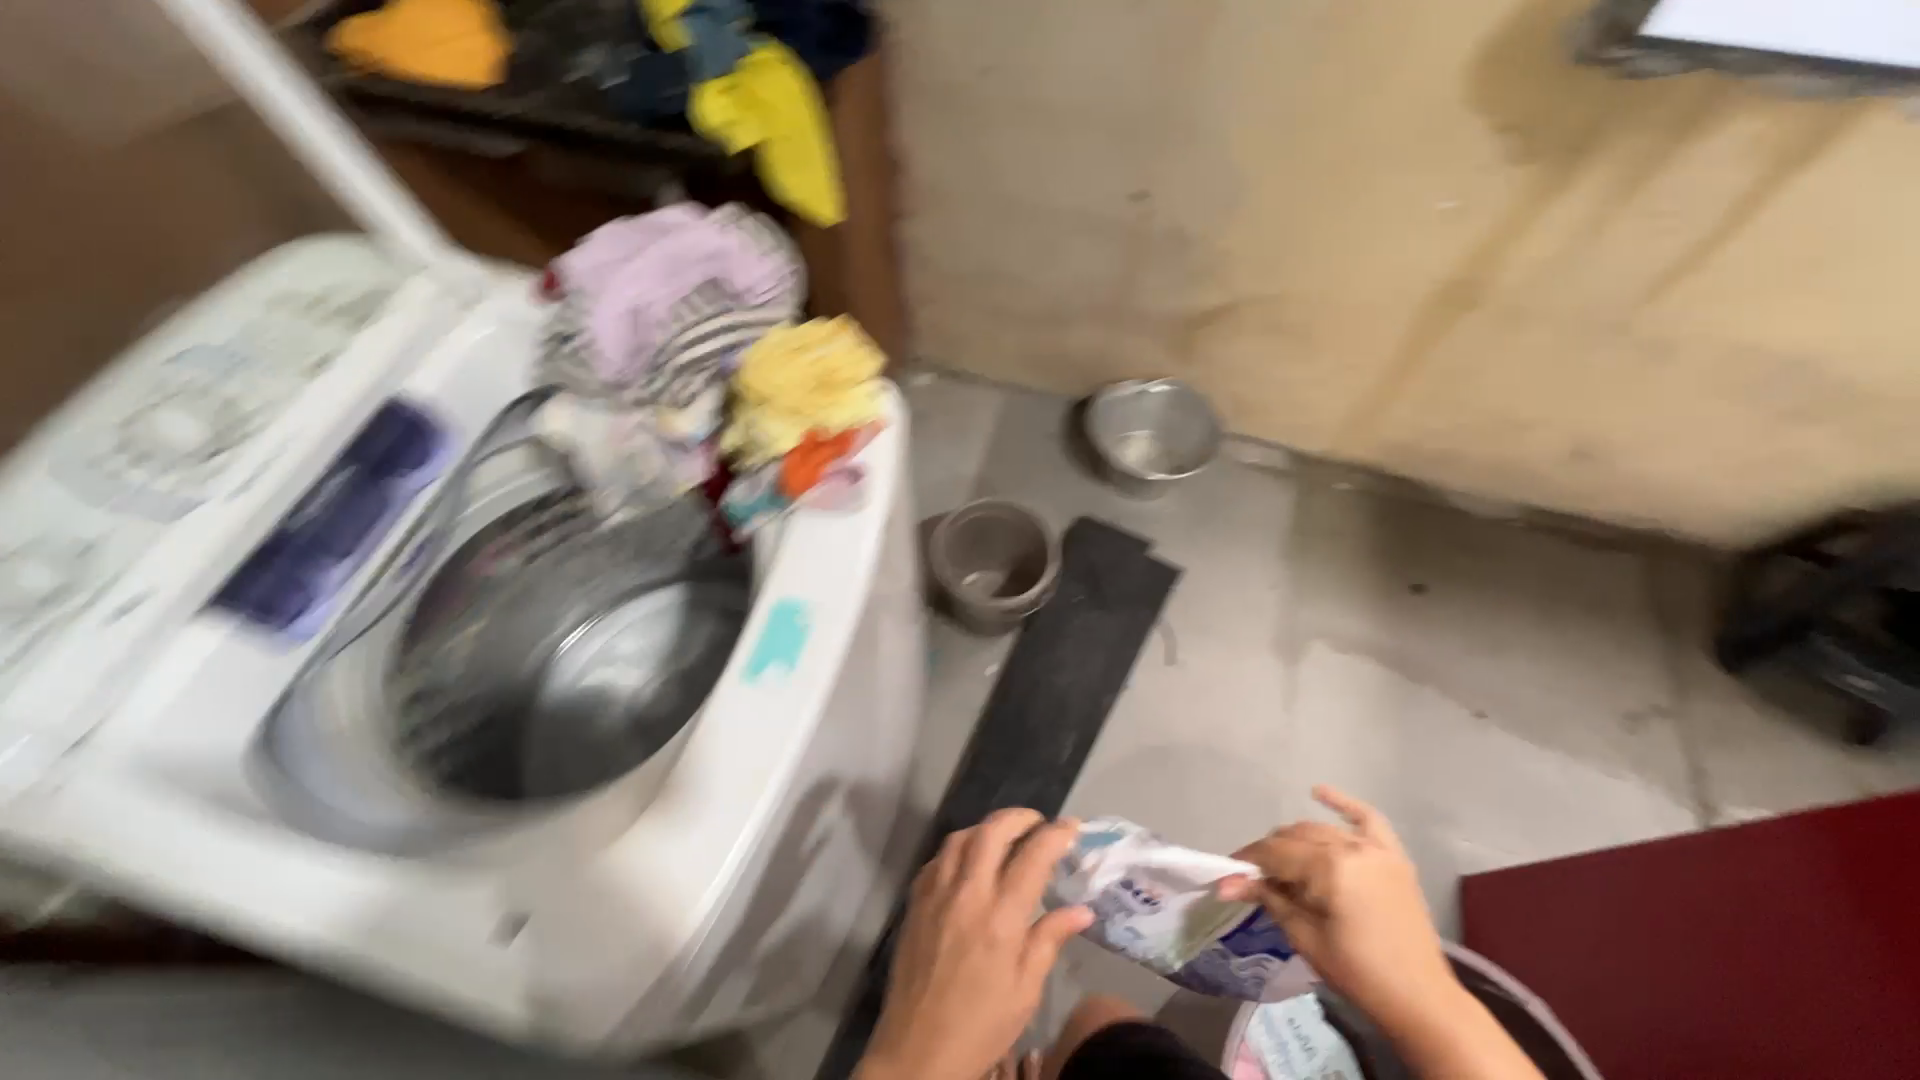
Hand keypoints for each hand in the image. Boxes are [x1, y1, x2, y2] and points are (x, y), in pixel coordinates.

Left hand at [858, 810, 1094, 1079]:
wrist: (917, 1052)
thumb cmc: (981, 1025)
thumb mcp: (1025, 990)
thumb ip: (1049, 940)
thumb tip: (1082, 910)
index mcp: (1000, 917)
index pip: (1033, 856)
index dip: (1056, 834)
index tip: (1071, 827)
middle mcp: (966, 894)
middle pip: (992, 831)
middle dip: (1019, 817)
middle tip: (1038, 822)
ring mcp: (935, 895)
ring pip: (959, 838)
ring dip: (986, 827)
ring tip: (1005, 836)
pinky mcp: (914, 903)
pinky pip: (937, 859)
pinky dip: (957, 848)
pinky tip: (969, 861)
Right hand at [1219, 786, 1461, 1031]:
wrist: (1420, 998)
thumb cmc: (1357, 972)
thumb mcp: (1304, 936)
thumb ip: (1268, 899)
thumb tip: (1224, 884)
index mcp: (1329, 869)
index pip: (1274, 853)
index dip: (1248, 862)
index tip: (1229, 874)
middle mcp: (1352, 848)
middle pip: (1295, 837)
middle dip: (1270, 854)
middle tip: (1256, 880)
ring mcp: (1376, 849)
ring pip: (1321, 830)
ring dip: (1296, 840)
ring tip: (1282, 863)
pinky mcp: (1394, 857)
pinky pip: (1367, 818)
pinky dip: (1342, 803)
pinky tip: (1317, 792)